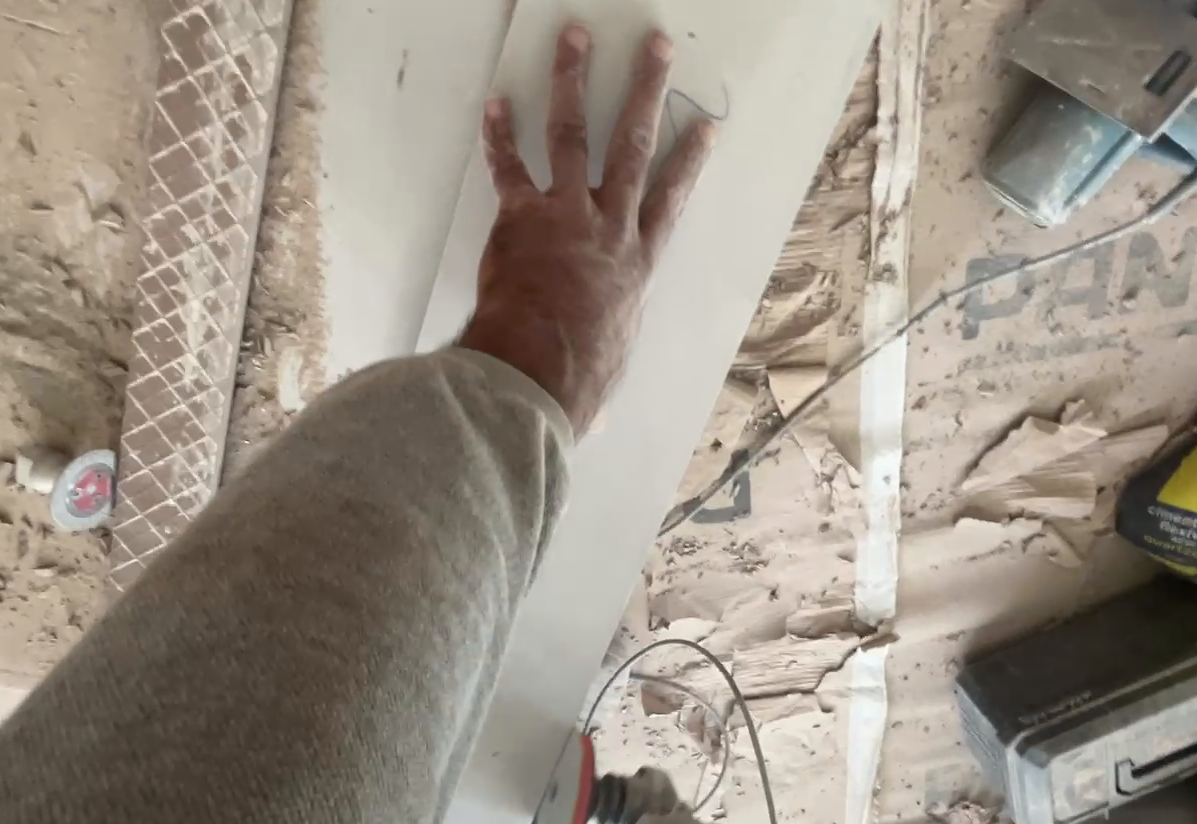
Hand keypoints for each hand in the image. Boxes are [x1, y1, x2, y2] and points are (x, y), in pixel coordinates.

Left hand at [458, 23, 715, 436]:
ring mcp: (566, 216)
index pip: (669, 201)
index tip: (702, 126)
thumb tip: (597, 411)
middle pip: (632, 148)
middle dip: (644, 93)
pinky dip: (499, 136)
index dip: (688, 161)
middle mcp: (609, 228)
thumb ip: (602, 365)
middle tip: (653, 49)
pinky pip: (509, 168)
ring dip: (572, 83)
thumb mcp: (608, 367)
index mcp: (637, 263)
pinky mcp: (522, 218)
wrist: (541, 370)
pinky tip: (494, 104)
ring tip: (573, 39)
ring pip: (573, 136)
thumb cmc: (581, 377)